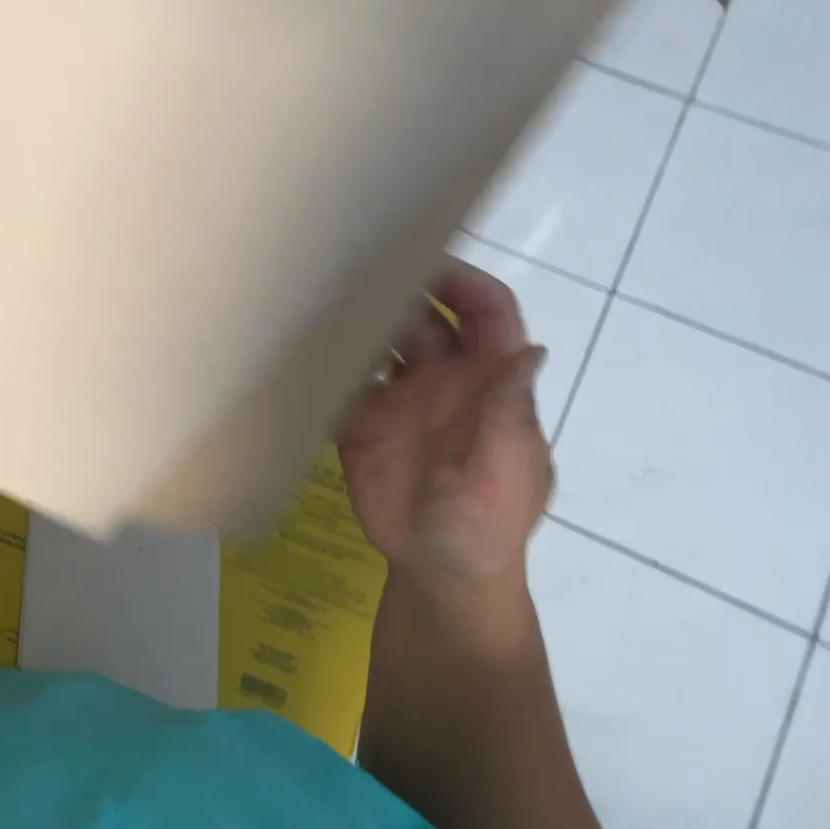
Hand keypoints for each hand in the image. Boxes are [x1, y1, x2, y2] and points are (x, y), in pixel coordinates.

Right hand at [337, 259, 550, 592]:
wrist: (439, 568)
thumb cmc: (489, 522)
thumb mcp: (510, 470)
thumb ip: (510, 414)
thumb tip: (530, 350)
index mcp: (488, 382)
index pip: (486, 314)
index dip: (465, 284)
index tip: (426, 260)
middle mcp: (441, 380)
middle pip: (423, 320)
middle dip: (398, 292)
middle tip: (353, 272)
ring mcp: (397, 401)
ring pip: (378, 345)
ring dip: (358, 324)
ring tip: (318, 305)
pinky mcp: (358, 425)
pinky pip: (341, 385)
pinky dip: (323, 368)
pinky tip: (299, 354)